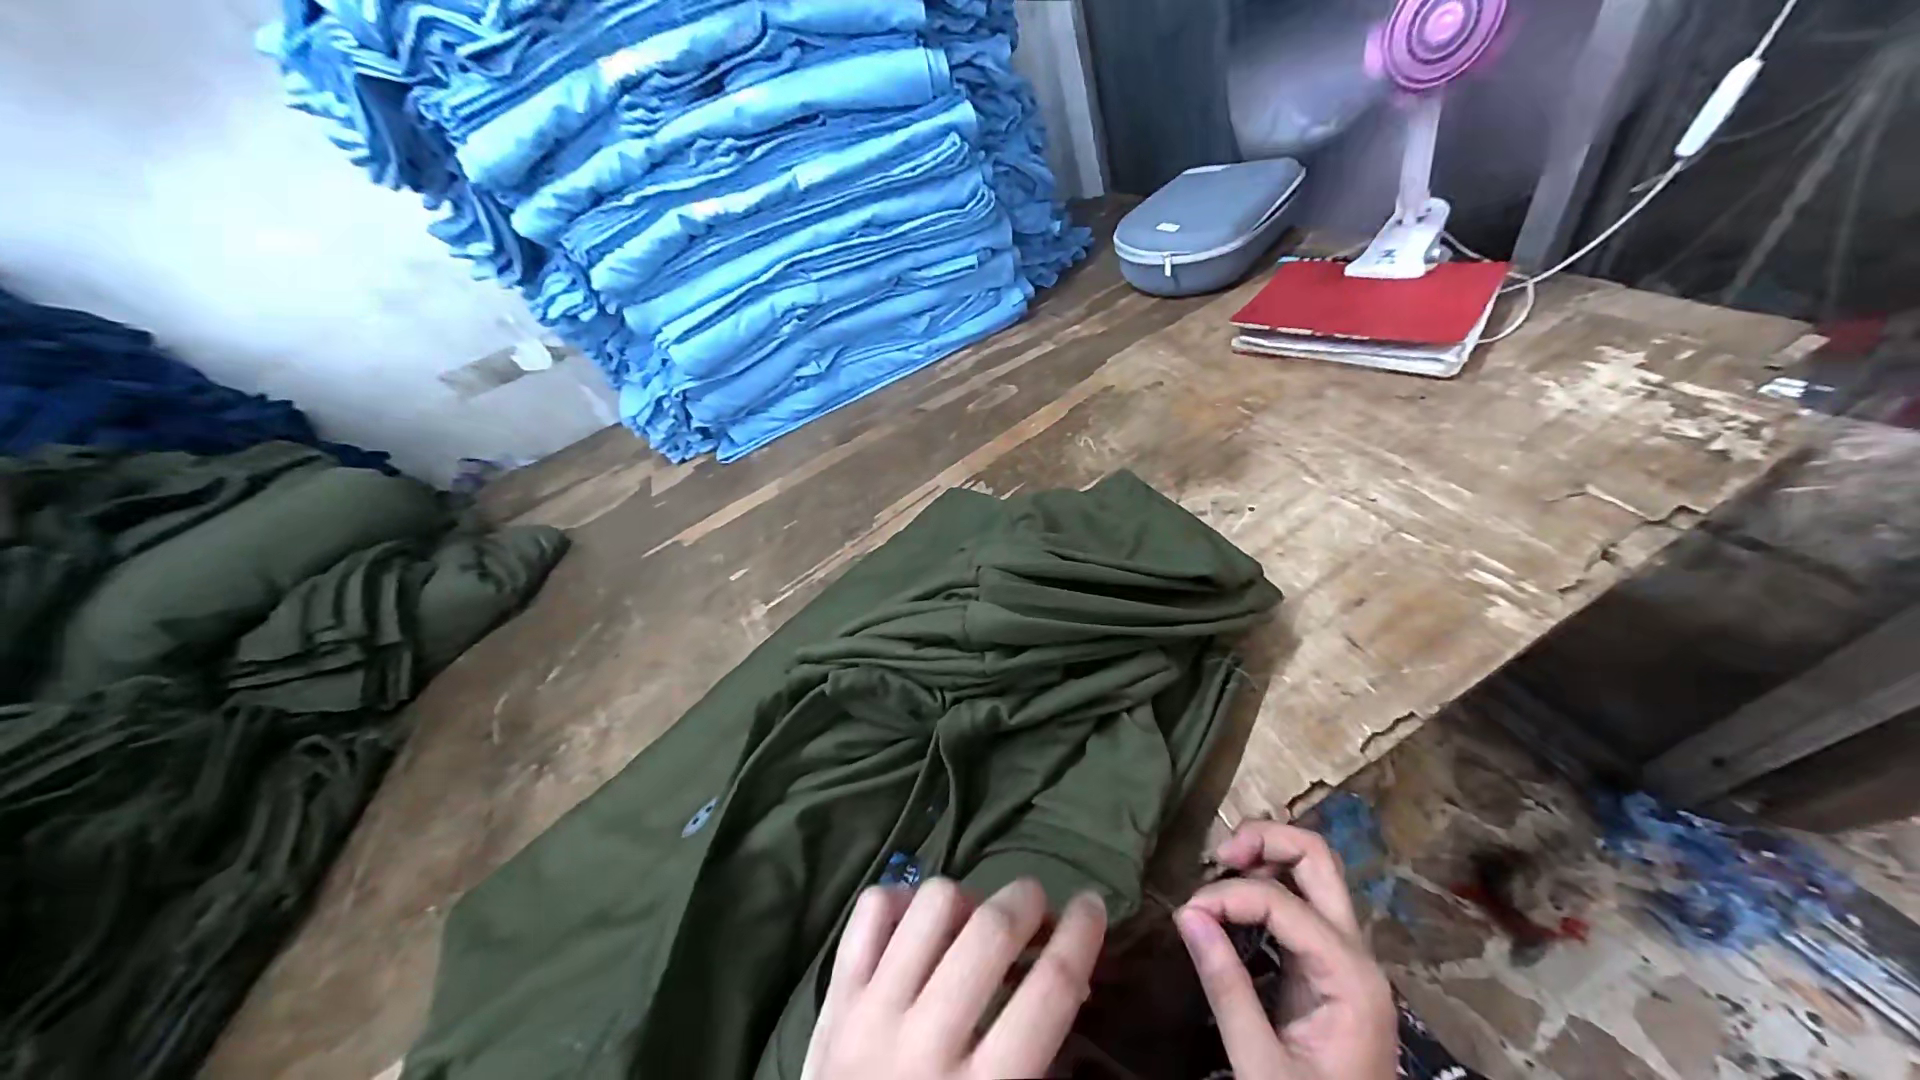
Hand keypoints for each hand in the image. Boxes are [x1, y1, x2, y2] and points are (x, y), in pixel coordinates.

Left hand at [805, 877, 1106, 1079]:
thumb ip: (1043, 1060)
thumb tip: (1070, 981)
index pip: (1050, 990)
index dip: (1081, 936)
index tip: (1092, 905)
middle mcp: (926, 1043)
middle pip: (991, 932)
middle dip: (1027, 901)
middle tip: (1038, 909)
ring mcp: (872, 1012)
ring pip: (931, 906)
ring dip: (966, 899)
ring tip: (974, 922)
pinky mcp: (836, 996)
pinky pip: (870, 911)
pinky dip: (900, 900)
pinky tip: (917, 925)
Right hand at [1175, 823, 1396, 1079]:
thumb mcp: (1261, 1065)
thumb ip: (1226, 987)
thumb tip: (1185, 913)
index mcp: (1350, 977)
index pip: (1281, 901)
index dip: (1226, 896)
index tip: (1185, 916)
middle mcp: (1357, 954)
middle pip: (1316, 858)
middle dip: (1264, 840)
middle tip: (1217, 855)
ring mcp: (1346, 957)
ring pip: (1312, 871)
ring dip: (1266, 855)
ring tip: (1222, 869)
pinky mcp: (1328, 966)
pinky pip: (1301, 900)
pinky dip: (1266, 881)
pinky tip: (1235, 896)